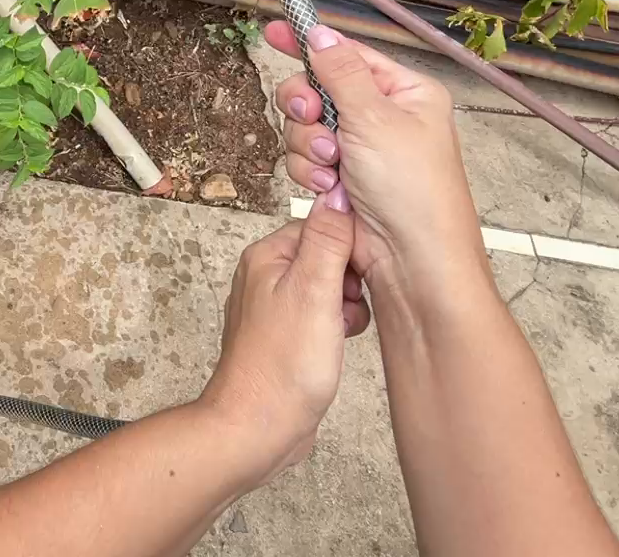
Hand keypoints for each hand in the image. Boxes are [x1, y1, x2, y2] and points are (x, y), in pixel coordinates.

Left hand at [195, 193, 367, 485]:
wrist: (259, 423)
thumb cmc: (283, 363)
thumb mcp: (314, 292)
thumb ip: (327, 241)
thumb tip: (336, 194)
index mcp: (267, 255)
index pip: (320, 228)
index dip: (349, 252)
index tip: (358, 279)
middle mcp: (265, 274)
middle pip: (326, 257)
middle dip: (349, 283)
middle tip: (346, 310)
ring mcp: (272, 304)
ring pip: (328, 288)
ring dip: (346, 307)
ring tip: (339, 332)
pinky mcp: (283, 332)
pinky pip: (321, 314)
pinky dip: (336, 327)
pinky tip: (336, 346)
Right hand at [264, 22, 484, 289]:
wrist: (409, 260)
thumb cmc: (413, 192)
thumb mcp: (375, 119)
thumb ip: (340, 73)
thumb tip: (319, 34)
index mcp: (404, 93)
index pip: (347, 55)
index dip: (308, 44)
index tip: (272, 33)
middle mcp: (379, 116)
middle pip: (314, 89)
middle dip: (306, 110)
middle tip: (312, 119)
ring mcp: (356, 146)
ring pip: (302, 125)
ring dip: (308, 146)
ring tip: (332, 167)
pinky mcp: (337, 174)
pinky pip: (300, 156)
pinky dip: (307, 170)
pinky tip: (328, 187)